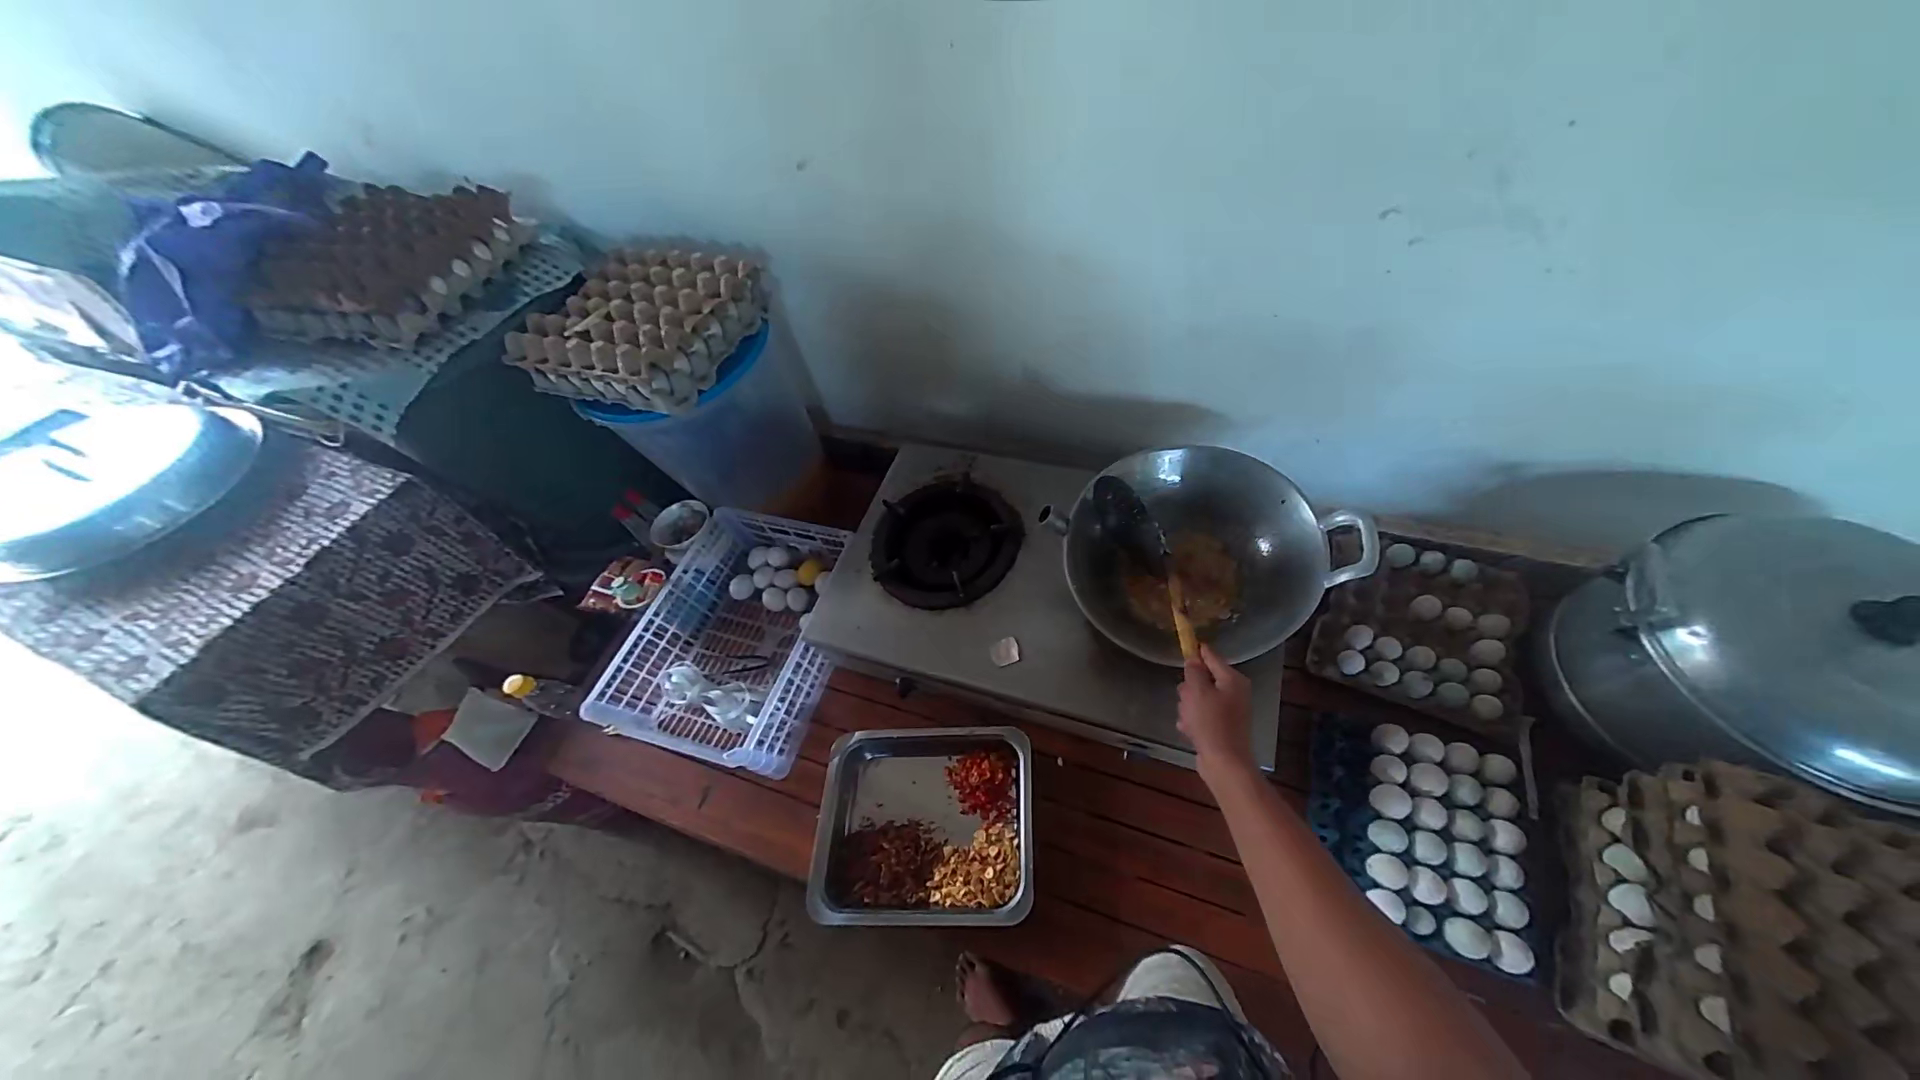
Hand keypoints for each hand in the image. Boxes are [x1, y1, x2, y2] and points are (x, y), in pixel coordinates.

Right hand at [1178, 644, 1255, 781]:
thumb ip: (1194, 671)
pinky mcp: (1220, 726)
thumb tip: (1193, 657)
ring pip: (1197, 698)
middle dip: (1188, 689)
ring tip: (1189, 719)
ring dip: (1188, 707)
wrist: (1225, 762)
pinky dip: (1193, 721)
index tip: (1181, 646)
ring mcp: (1228, 710)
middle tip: (1186, 699)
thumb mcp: (1198, 692)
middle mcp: (1233, 692)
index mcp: (1232, 679)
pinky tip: (1190, 731)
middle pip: (1202, 678)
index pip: (1211, 656)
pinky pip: (1200, 715)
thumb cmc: (1212, 723)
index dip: (1195, 651)